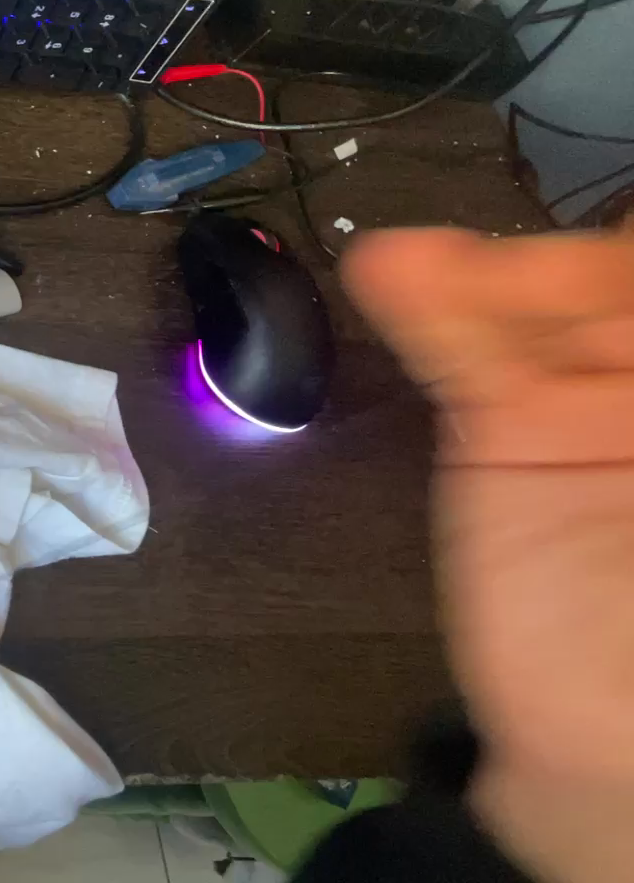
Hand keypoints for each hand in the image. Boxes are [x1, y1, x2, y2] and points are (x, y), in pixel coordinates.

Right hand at [344, 226, 633, 878]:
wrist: (624, 749)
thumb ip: (616, 399)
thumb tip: (594, 338)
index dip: (619, 256)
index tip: (594, 249)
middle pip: (618, 290)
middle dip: (576, 265)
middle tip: (529, 269)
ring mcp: (594, 404)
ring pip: (539, 310)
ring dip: (485, 276)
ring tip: (419, 261)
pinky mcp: (502, 430)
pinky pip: (462, 358)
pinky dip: (424, 313)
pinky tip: (388, 268)